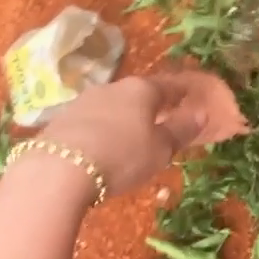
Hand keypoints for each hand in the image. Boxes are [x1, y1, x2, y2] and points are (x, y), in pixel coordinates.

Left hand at [33, 77, 205, 197]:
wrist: (56, 172)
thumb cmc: (122, 157)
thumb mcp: (161, 149)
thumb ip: (182, 130)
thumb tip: (202, 113)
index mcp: (142, 90)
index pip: (170, 86)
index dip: (183, 93)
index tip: (193, 97)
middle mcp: (112, 88)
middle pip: (139, 94)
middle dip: (152, 106)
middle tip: (162, 121)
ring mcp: (82, 102)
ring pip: (112, 106)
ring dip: (124, 118)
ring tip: (131, 138)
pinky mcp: (59, 121)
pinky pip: (90, 122)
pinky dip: (101, 131)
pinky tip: (101, 148)